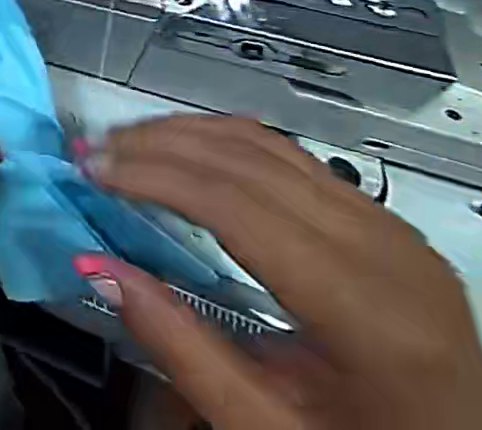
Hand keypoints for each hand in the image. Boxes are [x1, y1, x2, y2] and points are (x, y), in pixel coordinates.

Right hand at [78, 116, 481, 429]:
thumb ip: (180, 347)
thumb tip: (96, 266)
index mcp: (368, 312)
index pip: (237, 206)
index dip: (153, 176)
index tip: (90, 168)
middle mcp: (386, 247)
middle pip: (249, 160)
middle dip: (158, 144)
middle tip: (92, 148)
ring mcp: (391, 226)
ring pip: (268, 144)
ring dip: (186, 134)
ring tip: (124, 143)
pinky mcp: (384, 220)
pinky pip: (291, 158)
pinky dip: (224, 144)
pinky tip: (183, 151)